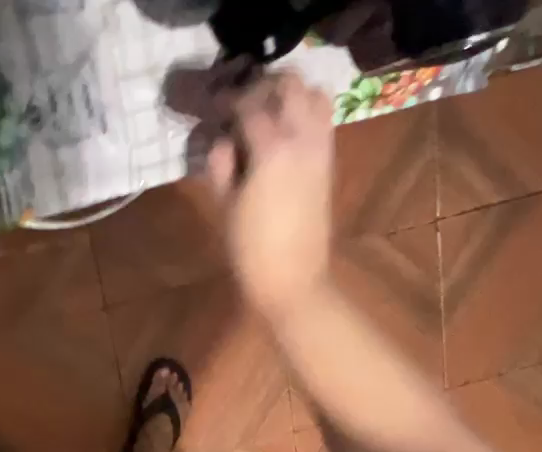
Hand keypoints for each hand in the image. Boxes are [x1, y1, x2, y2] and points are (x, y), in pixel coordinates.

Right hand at [207, 74, 336, 322]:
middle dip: (263, 85)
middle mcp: (302, 137)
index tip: (212, 105)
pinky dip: (305, 113)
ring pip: (314, 93)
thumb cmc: (250, 248)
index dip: (227, 99)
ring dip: (290, 95)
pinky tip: (283, 133)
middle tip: (242, 102)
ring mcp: (321, 147)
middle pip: (289, 84)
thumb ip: (221, 163)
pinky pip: (322, 119)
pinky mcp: (329, 160)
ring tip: (267, 113)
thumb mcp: (224, 205)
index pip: (248, 102)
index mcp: (271, 148)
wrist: (293, 278)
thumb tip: (222, 139)